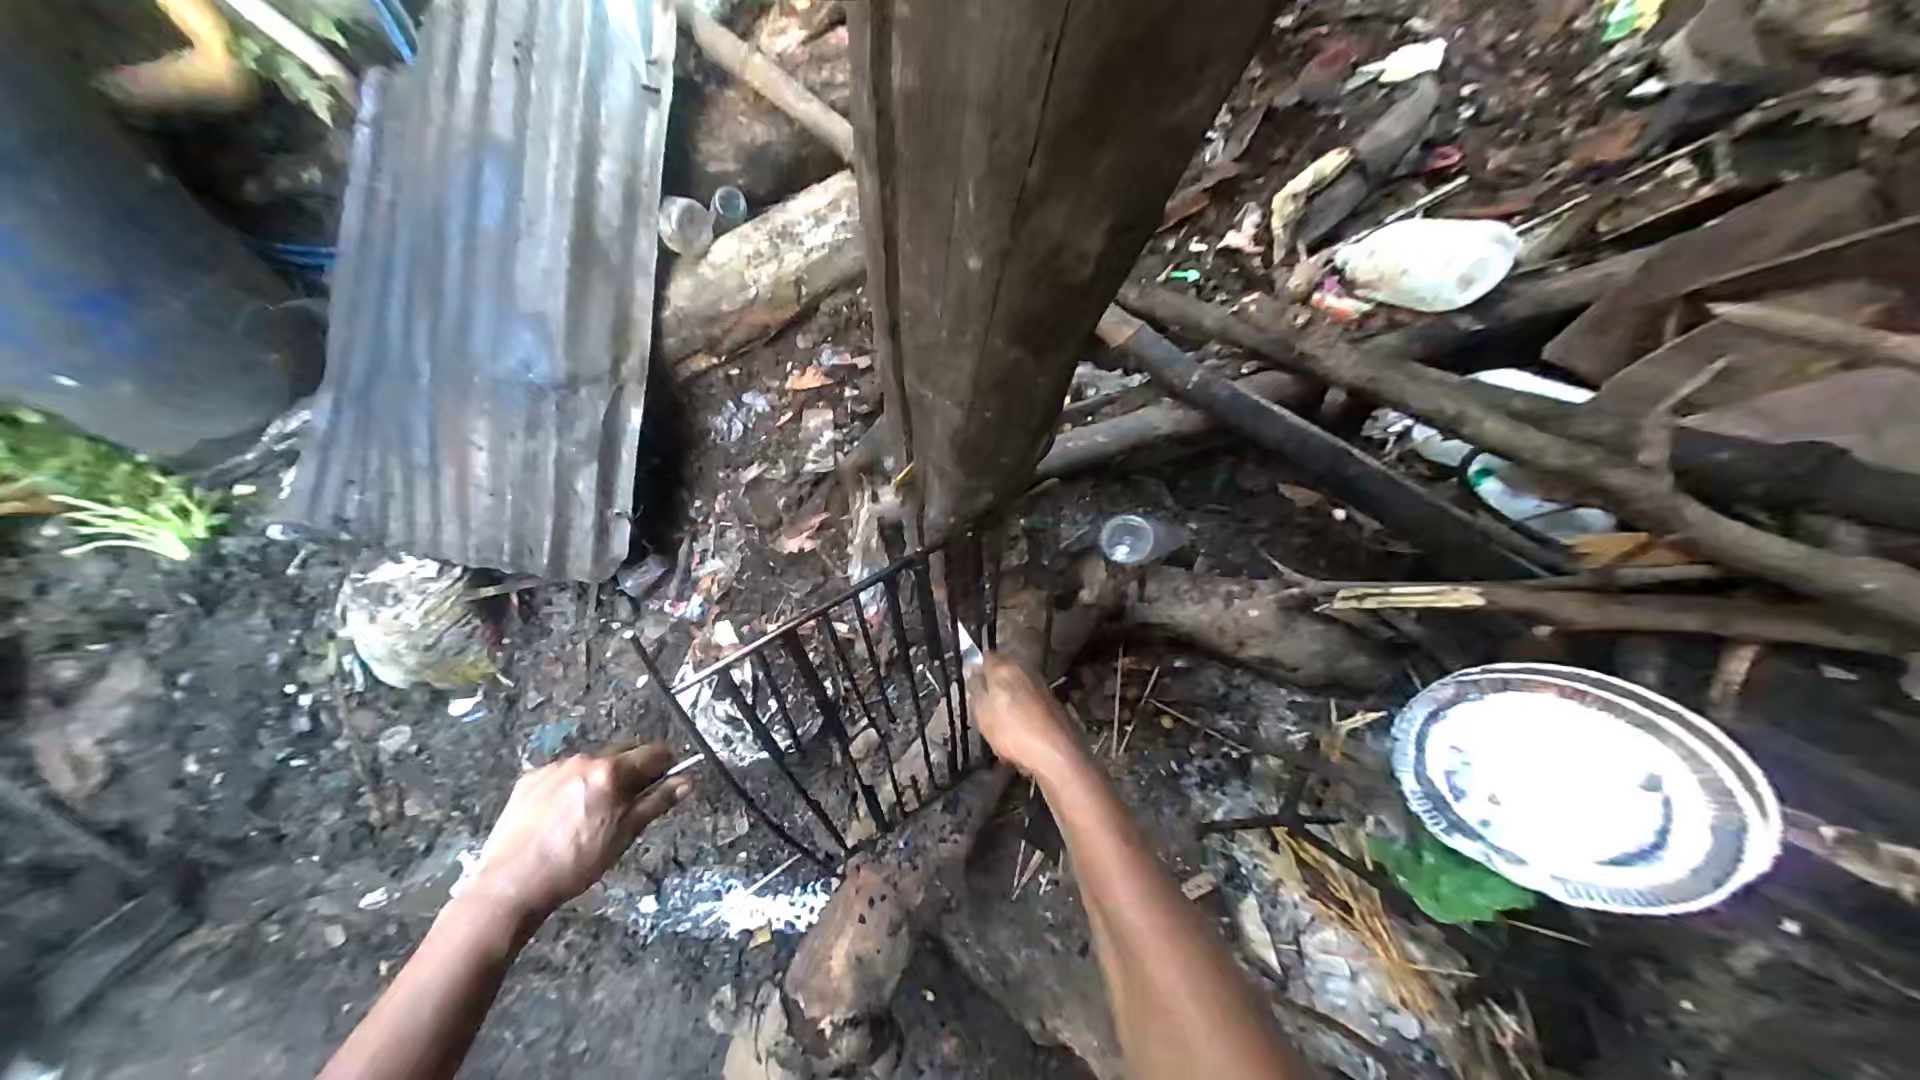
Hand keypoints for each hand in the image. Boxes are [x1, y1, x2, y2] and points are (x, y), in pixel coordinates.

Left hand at [461, 743, 692, 923]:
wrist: (510, 885)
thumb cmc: (576, 862)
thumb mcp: (625, 834)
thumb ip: (657, 802)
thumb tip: (688, 781)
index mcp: (611, 770)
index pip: (653, 752)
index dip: (666, 764)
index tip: (668, 780)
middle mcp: (583, 760)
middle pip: (623, 752)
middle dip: (634, 769)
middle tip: (632, 801)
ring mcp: (553, 768)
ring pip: (592, 763)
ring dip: (602, 777)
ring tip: (594, 812)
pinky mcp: (528, 780)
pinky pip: (562, 774)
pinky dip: (572, 785)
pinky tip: (564, 814)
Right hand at [969, 653, 1082, 778]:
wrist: (1056, 752)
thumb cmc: (1014, 732)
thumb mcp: (982, 714)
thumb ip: (976, 690)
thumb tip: (974, 675)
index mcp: (1004, 668)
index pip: (985, 657)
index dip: (977, 670)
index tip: (974, 685)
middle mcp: (1024, 670)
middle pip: (1003, 672)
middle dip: (995, 687)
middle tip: (987, 709)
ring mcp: (1040, 685)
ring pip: (1017, 689)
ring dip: (1010, 702)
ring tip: (1004, 727)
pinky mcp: (1052, 701)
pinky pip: (1030, 703)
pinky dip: (1024, 713)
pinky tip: (1021, 733)